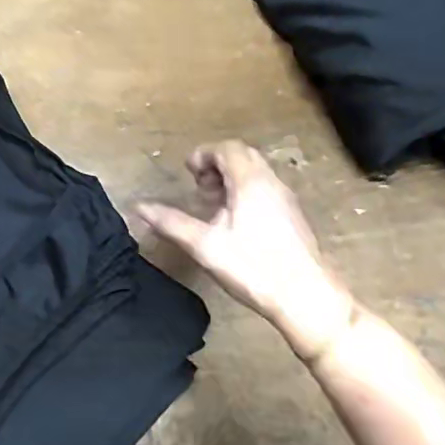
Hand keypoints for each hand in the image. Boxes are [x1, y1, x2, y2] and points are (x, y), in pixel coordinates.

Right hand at [136, 141, 356, 364]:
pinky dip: (246, 192)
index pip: (226, 149)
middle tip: (199, 188)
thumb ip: (171, 223)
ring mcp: (286, 198)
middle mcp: (271, 182)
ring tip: (214, 206)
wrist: (305, 295)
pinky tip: (236, 223)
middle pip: (243, 156)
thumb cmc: (253, 267)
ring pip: (257, 173)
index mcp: (250, 181)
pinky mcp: (293, 216)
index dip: (204, 155)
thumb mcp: (205, 246)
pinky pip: (266, 189)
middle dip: (217, 165)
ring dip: (232, 179)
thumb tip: (138, 207)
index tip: (188, 173)